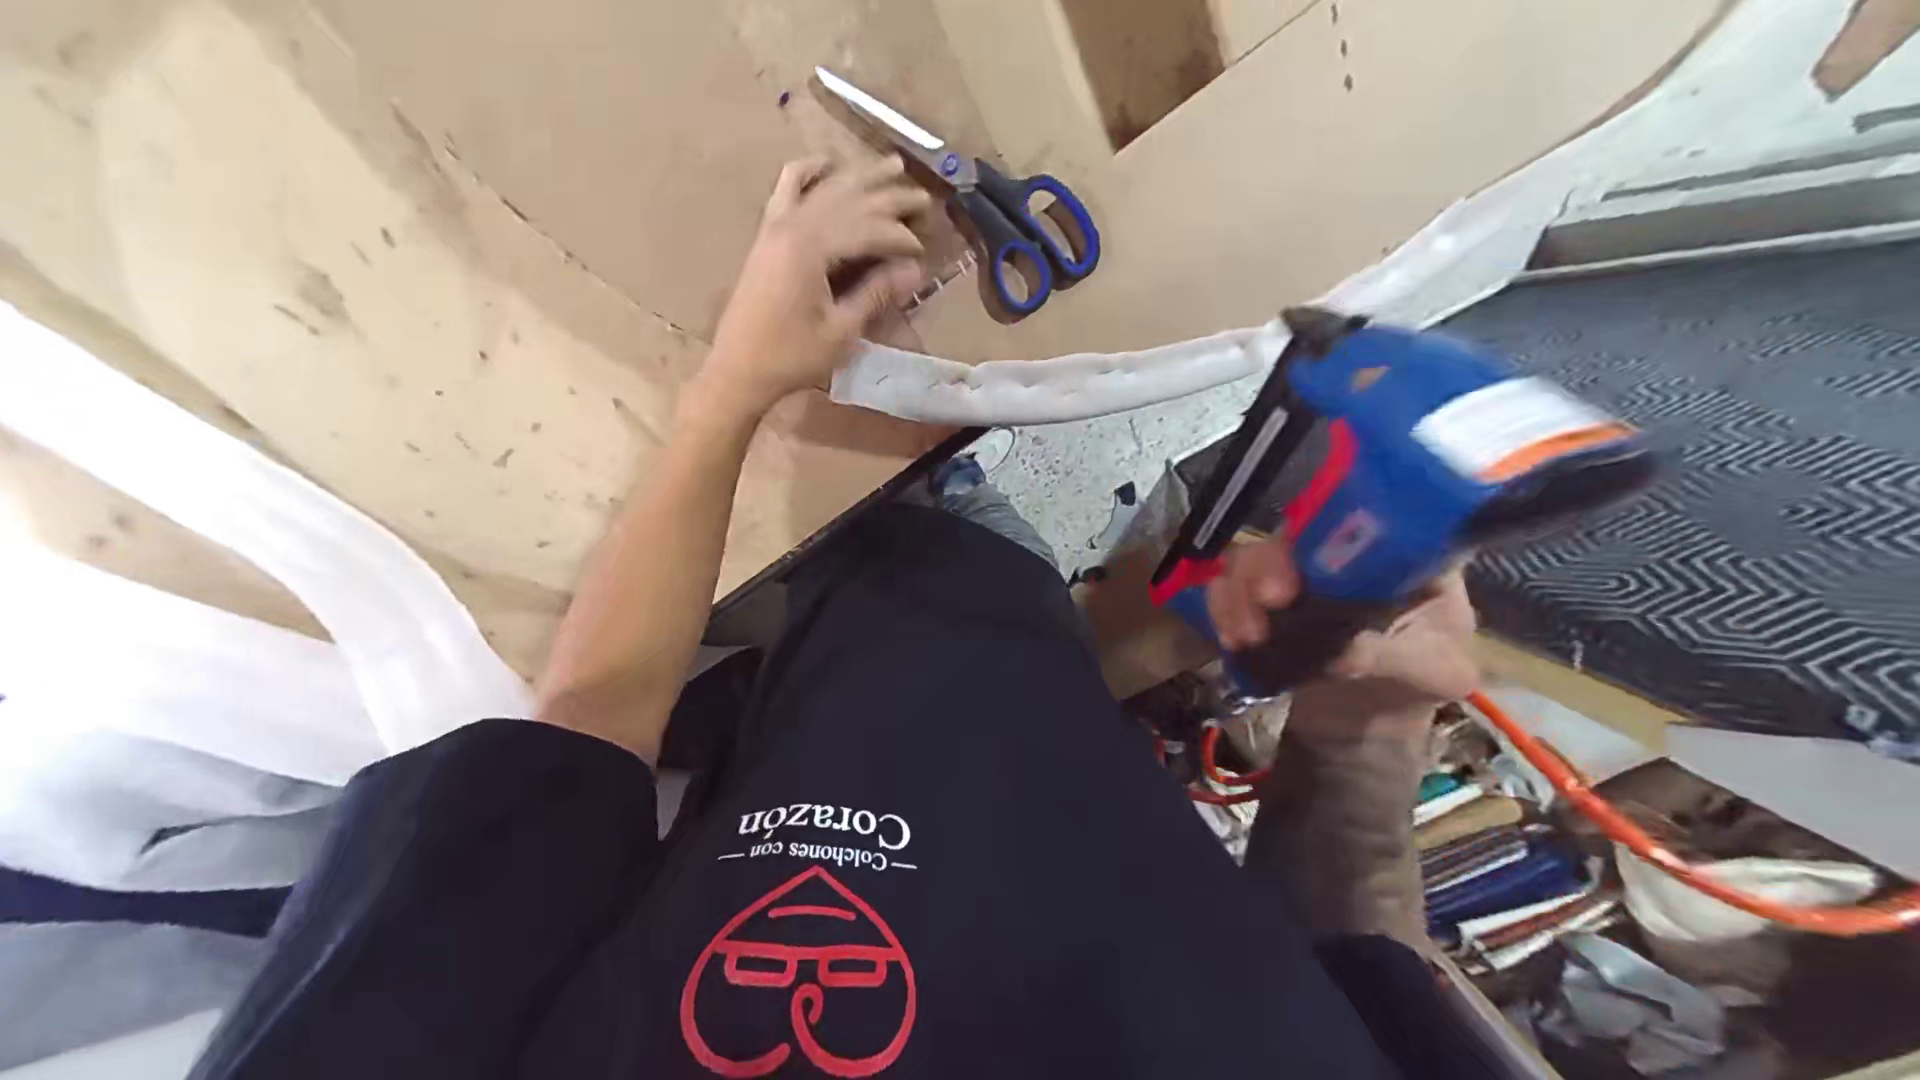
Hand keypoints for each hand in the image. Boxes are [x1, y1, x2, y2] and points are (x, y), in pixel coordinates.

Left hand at [693, 155, 932, 417]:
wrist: (739, 369)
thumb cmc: (791, 356)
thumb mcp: (841, 331)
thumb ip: (875, 294)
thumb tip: (914, 271)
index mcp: (811, 248)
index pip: (868, 229)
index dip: (900, 237)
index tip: (925, 250)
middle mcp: (793, 225)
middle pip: (850, 199)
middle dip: (891, 198)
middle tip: (925, 199)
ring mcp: (776, 225)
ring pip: (825, 187)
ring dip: (861, 175)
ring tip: (894, 166)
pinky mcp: (767, 234)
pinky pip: (787, 188)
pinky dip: (809, 171)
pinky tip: (828, 163)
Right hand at [1205, 536, 1478, 706]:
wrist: (1371, 716)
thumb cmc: (1417, 683)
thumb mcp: (1431, 673)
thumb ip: (1393, 656)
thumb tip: (1342, 652)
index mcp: (1400, 554)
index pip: (1357, 520)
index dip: (1324, 535)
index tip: (1304, 573)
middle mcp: (1340, 550)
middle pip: (1291, 534)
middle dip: (1268, 563)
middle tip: (1267, 601)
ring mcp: (1294, 572)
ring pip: (1251, 556)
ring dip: (1238, 590)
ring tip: (1246, 636)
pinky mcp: (1258, 596)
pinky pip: (1227, 586)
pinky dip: (1221, 607)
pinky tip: (1230, 637)